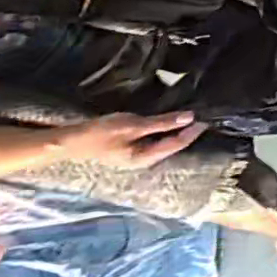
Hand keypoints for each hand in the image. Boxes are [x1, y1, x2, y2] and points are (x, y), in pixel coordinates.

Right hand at [54, 111, 204, 168]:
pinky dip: (165, 130)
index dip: (193, 131)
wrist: (69, 141)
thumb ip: (162, 122)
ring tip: (191, 117)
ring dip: (177, 131)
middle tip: (204, 116)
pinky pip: (155, 139)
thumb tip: (190, 117)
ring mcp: (137, 155)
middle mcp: (145, 160)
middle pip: (173, 145)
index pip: (177, 144)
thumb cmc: (100, 133)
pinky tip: (169, 121)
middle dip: (188, 132)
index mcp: (146, 158)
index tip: (207, 119)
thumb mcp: (133, 125)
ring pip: (165, 143)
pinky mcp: (131, 148)